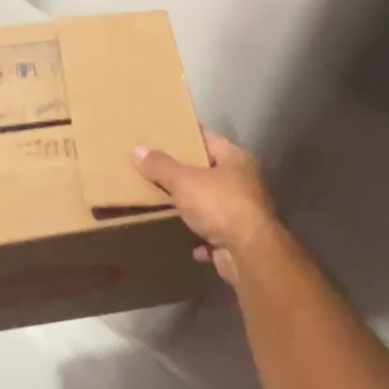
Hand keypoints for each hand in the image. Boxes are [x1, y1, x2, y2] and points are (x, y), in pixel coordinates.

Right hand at [134, 128, 282, 284]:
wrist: (249, 252)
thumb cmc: (219, 205)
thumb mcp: (184, 181)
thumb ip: (161, 166)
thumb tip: (138, 149)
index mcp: (236, 159)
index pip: (208, 138)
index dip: (187, 135)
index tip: (165, 136)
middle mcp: (244, 181)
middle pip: (210, 172)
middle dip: (187, 174)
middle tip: (157, 171)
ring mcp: (245, 211)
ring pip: (214, 205)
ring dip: (195, 209)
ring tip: (168, 206)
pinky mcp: (241, 239)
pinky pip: (216, 235)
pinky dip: (203, 239)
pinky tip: (188, 242)